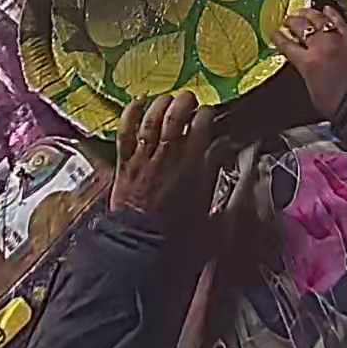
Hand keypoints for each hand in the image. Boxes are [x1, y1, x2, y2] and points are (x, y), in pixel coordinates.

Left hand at [110, 91, 214, 221]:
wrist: (138, 248)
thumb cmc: (174, 230)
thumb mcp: (204, 202)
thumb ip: (213, 171)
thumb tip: (222, 148)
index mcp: (190, 166)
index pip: (201, 126)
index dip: (206, 114)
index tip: (207, 114)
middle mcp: (167, 157)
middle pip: (175, 117)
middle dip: (184, 102)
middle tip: (190, 100)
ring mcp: (143, 158)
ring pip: (151, 120)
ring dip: (162, 104)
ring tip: (169, 99)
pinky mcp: (124, 163)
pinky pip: (125, 132)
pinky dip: (131, 113)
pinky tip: (140, 100)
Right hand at [272, 6, 346, 115]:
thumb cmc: (337, 103)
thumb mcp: (312, 91)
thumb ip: (306, 73)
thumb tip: (305, 66)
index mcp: (306, 62)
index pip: (287, 45)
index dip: (278, 38)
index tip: (274, 32)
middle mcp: (318, 46)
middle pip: (301, 27)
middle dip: (292, 22)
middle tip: (287, 19)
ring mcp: (335, 39)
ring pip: (318, 19)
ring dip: (308, 14)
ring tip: (303, 11)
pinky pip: (338, 21)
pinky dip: (331, 13)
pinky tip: (327, 9)